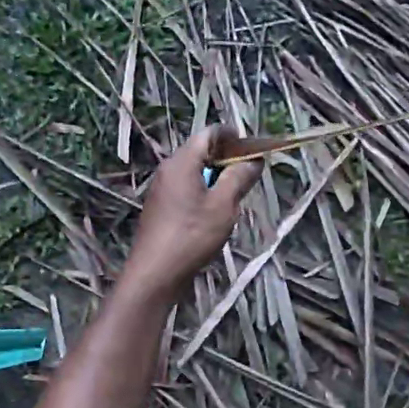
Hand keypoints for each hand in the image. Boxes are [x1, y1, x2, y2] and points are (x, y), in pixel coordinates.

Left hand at [122, 128, 261, 297]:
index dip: (233, 137)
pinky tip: (213, 213)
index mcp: (181, 162)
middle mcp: (167, 169)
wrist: (154, 273)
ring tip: (234, 196)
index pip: (209, 134)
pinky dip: (202, 192)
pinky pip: (185, 189)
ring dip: (215, 178)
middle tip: (248, 176)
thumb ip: (239, 178)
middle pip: (200, 152)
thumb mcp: (223, 206)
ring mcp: (161, 189)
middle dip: (226, 159)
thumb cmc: (191, 236)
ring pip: (193, 172)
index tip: (254, 150)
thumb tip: (254, 160)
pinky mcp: (160, 207)